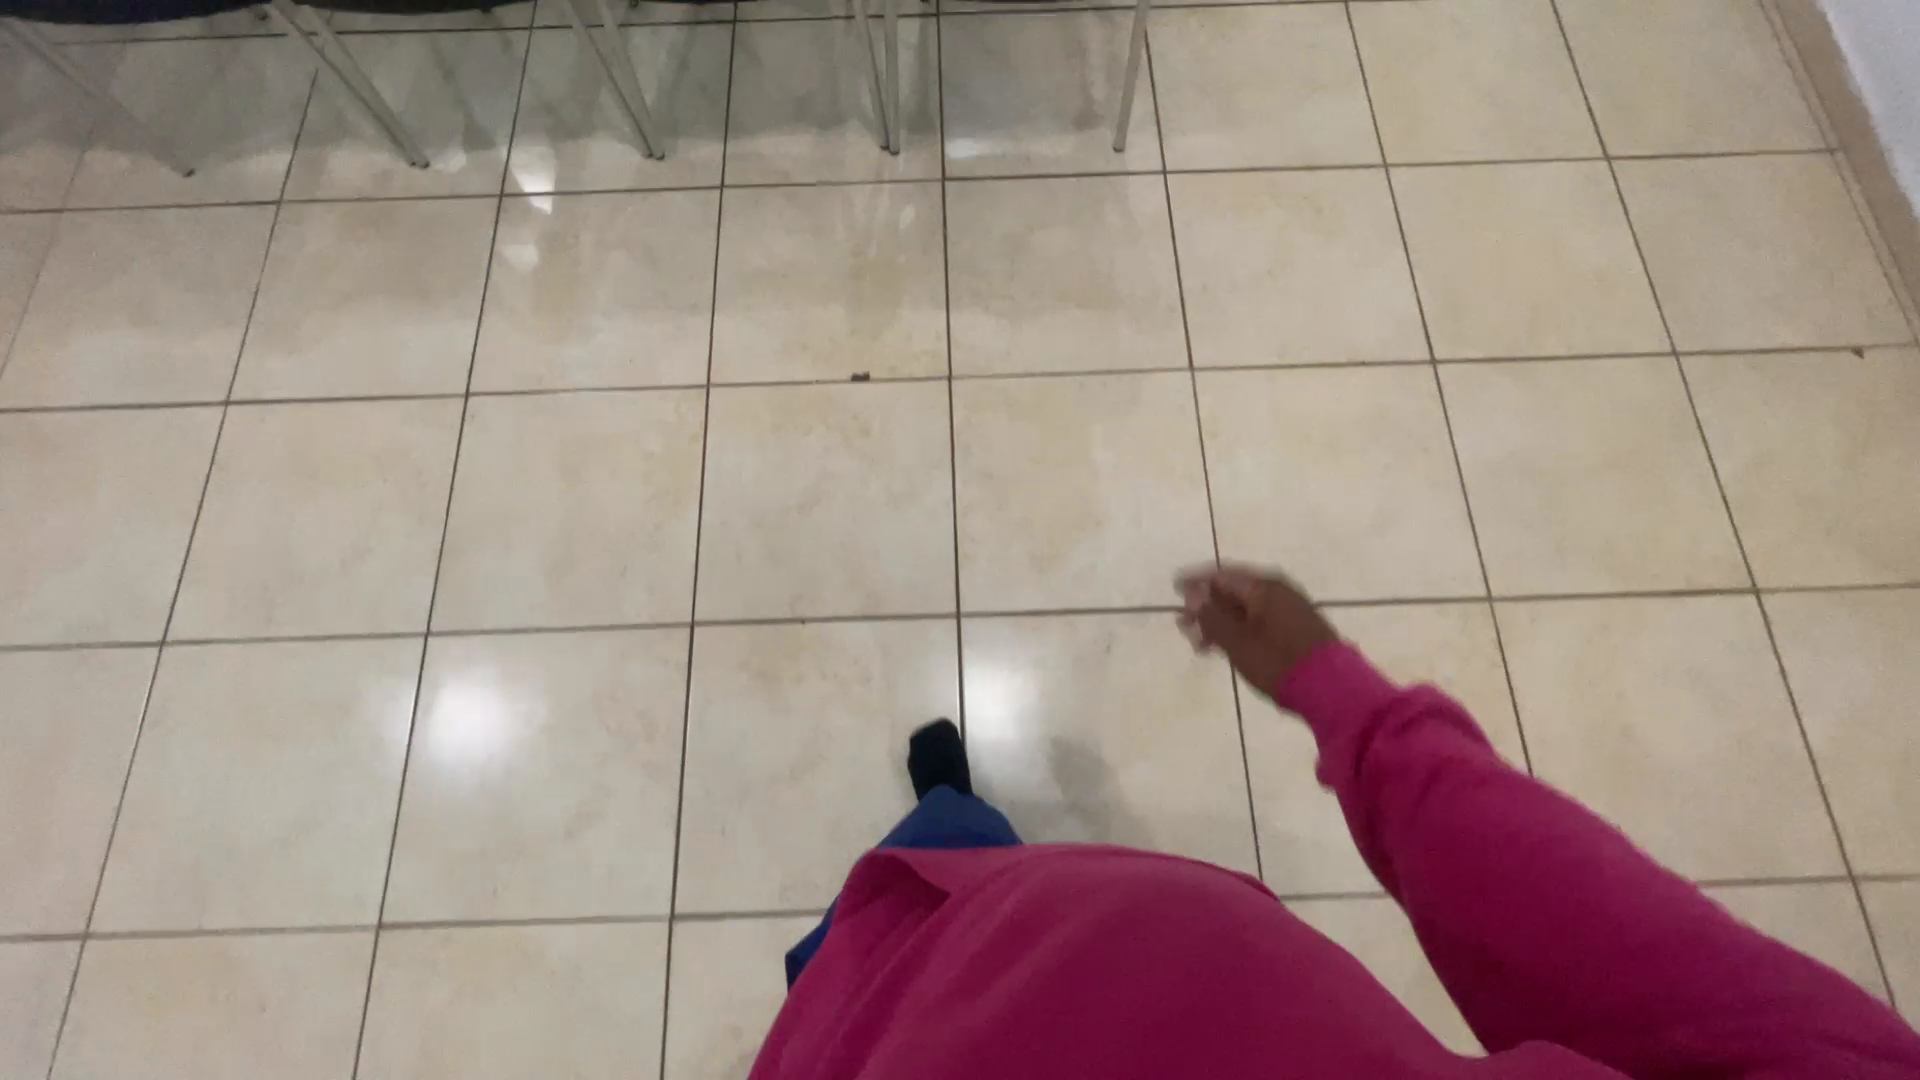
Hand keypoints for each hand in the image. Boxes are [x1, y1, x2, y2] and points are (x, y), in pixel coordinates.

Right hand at [1177, 565, 1337, 698]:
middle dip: (1205, 606)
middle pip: (1232, 591)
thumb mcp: (1236, 641)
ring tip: (1199, 644)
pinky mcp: (1296, 629)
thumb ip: (1211, 616)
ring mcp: (1289, 610)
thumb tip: (1193, 595)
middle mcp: (1277, 591)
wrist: (1333, 690)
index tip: (1174, 588)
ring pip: (1244, 609)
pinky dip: (1237, 630)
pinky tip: (1224, 648)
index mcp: (1262, 587)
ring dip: (1219, 622)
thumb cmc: (1278, 661)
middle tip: (1183, 625)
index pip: (1220, 575)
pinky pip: (1257, 621)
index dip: (1195, 581)